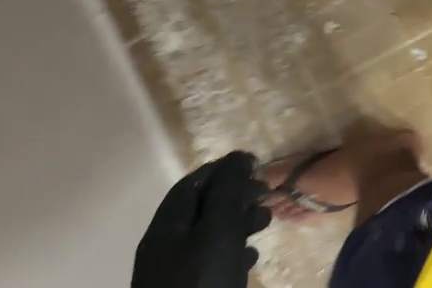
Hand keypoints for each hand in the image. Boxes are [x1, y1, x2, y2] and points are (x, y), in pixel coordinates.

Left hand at [133, 152, 270, 287]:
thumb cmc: (201, 283)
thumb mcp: (218, 230)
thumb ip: (228, 191)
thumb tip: (238, 155)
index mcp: (166, 228)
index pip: (192, 183)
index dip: (223, 168)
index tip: (255, 164)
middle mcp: (165, 249)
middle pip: (202, 208)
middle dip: (236, 195)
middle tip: (266, 193)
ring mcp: (174, 276)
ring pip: (210, 235)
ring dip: (239, 222)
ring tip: (265, 223)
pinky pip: (212, 263)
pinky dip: (233, 252)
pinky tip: (250, 257)